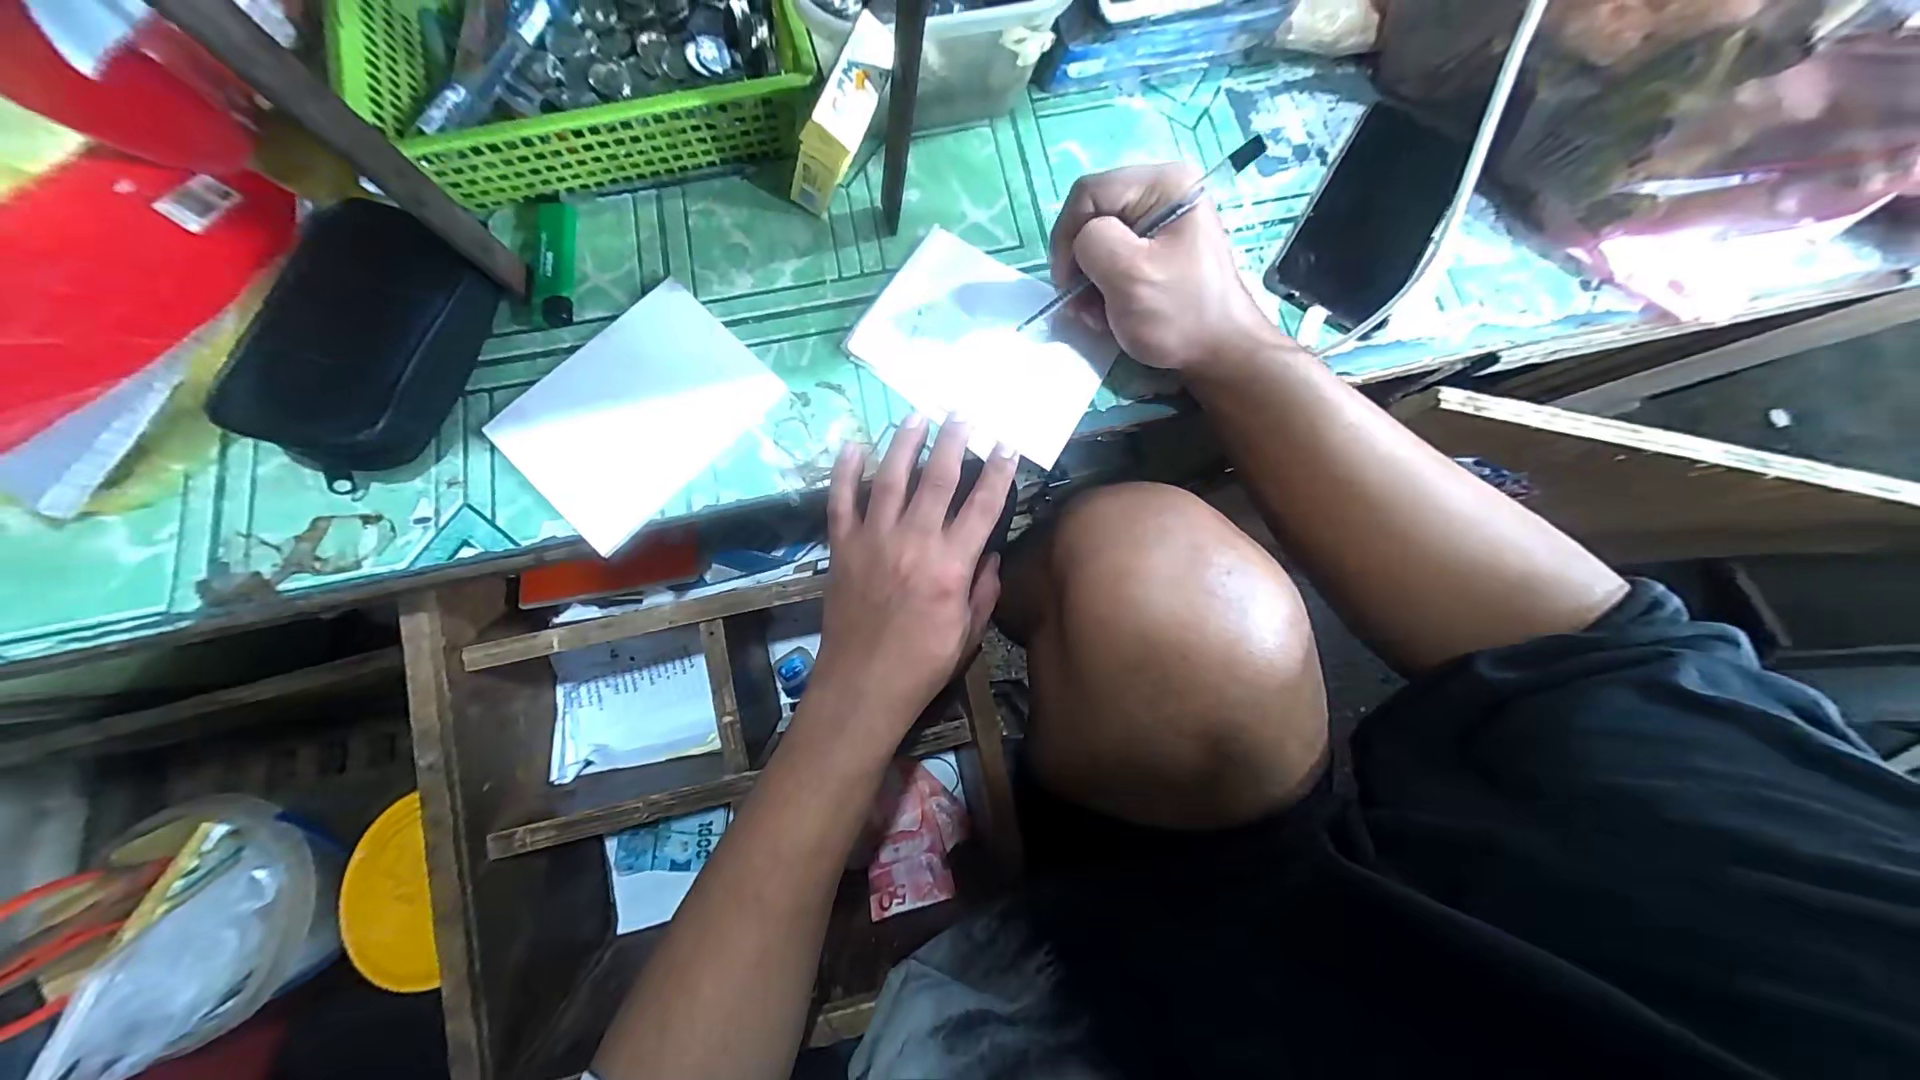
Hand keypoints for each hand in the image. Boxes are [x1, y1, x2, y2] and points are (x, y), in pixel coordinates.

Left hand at [812, 414, 1017, 731]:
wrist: (861, 686)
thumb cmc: (922, 665)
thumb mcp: (968, 634)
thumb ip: (983, 590)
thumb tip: (990, 554)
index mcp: (951, 565)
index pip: (983, 506)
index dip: (998, 472)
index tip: (1007, 445)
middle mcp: (913, 542)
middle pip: (937, 479)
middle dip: (954, 442)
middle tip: (963, 413)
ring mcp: (873, 540)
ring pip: (890, 479)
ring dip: (905, 444)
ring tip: (916, 417)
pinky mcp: (842, 548)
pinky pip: (840, 502)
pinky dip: (844, 472)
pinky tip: (853, 446)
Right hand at [1049, 164, 1289, 372]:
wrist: (1219, 352)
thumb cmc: (1179, 314)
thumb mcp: (1129, 274)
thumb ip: (1092, 243)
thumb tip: (1079, 245)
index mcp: (1162, 185)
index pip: (1087, 194)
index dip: (1066, 237)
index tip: (1067, 284)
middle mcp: (1161, 193)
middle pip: (1091, 218)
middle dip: (1079, 264)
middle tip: (1084, 306)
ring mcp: (1158, 223)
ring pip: (1097, 243)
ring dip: (1088, 282)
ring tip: (1099, 315)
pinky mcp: (1155, 250)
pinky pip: (1112, 260)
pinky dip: (1102, 288)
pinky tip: (1111, 312)